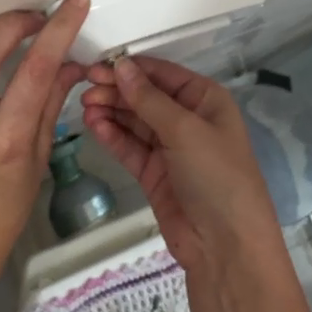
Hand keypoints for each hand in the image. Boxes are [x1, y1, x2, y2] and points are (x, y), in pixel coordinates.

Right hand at [81, 56, 280, 273]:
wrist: (226, 246)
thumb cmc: (216, 175)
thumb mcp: (185, 130)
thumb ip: (148, 99)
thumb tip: (120, 65)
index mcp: (205, 99)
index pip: (162, 74)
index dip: (131, 69)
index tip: (97, 66)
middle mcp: (188, 119)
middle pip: (145, 96)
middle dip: (116, 91)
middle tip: (85, 88)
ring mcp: (170, 148)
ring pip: (134, 121)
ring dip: (110, 112)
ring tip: (85, 107)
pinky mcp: (154, 173)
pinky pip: (130, 147)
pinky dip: (112, 136)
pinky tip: (94, 126)